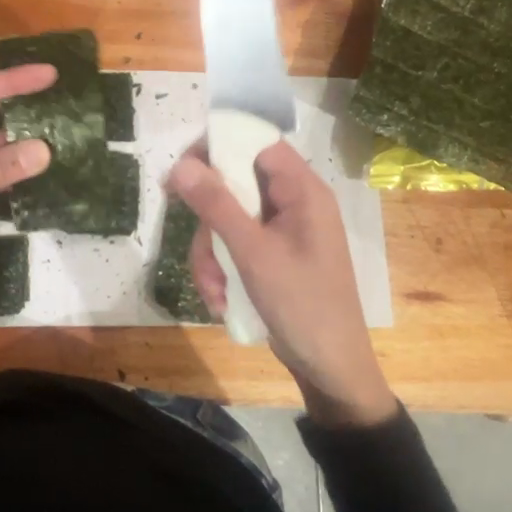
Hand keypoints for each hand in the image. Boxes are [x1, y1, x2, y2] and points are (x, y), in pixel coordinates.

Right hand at [169, 141, 397, 426]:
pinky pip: (236, 246)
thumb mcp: (253, 254)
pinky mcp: (273, 257)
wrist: (331, 368)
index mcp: (303, 192)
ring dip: (212, 254)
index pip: (257, 143)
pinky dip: (223, 269)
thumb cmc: (302, 305)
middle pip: (235, 185)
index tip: (183, 169)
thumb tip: (181, 164)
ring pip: (229, 220)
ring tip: (214, 289)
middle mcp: (295, 204)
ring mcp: (284, 232)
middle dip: (210, 222)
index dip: (219, 148)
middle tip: (194, 243)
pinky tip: (221, 299)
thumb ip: (216, 205)